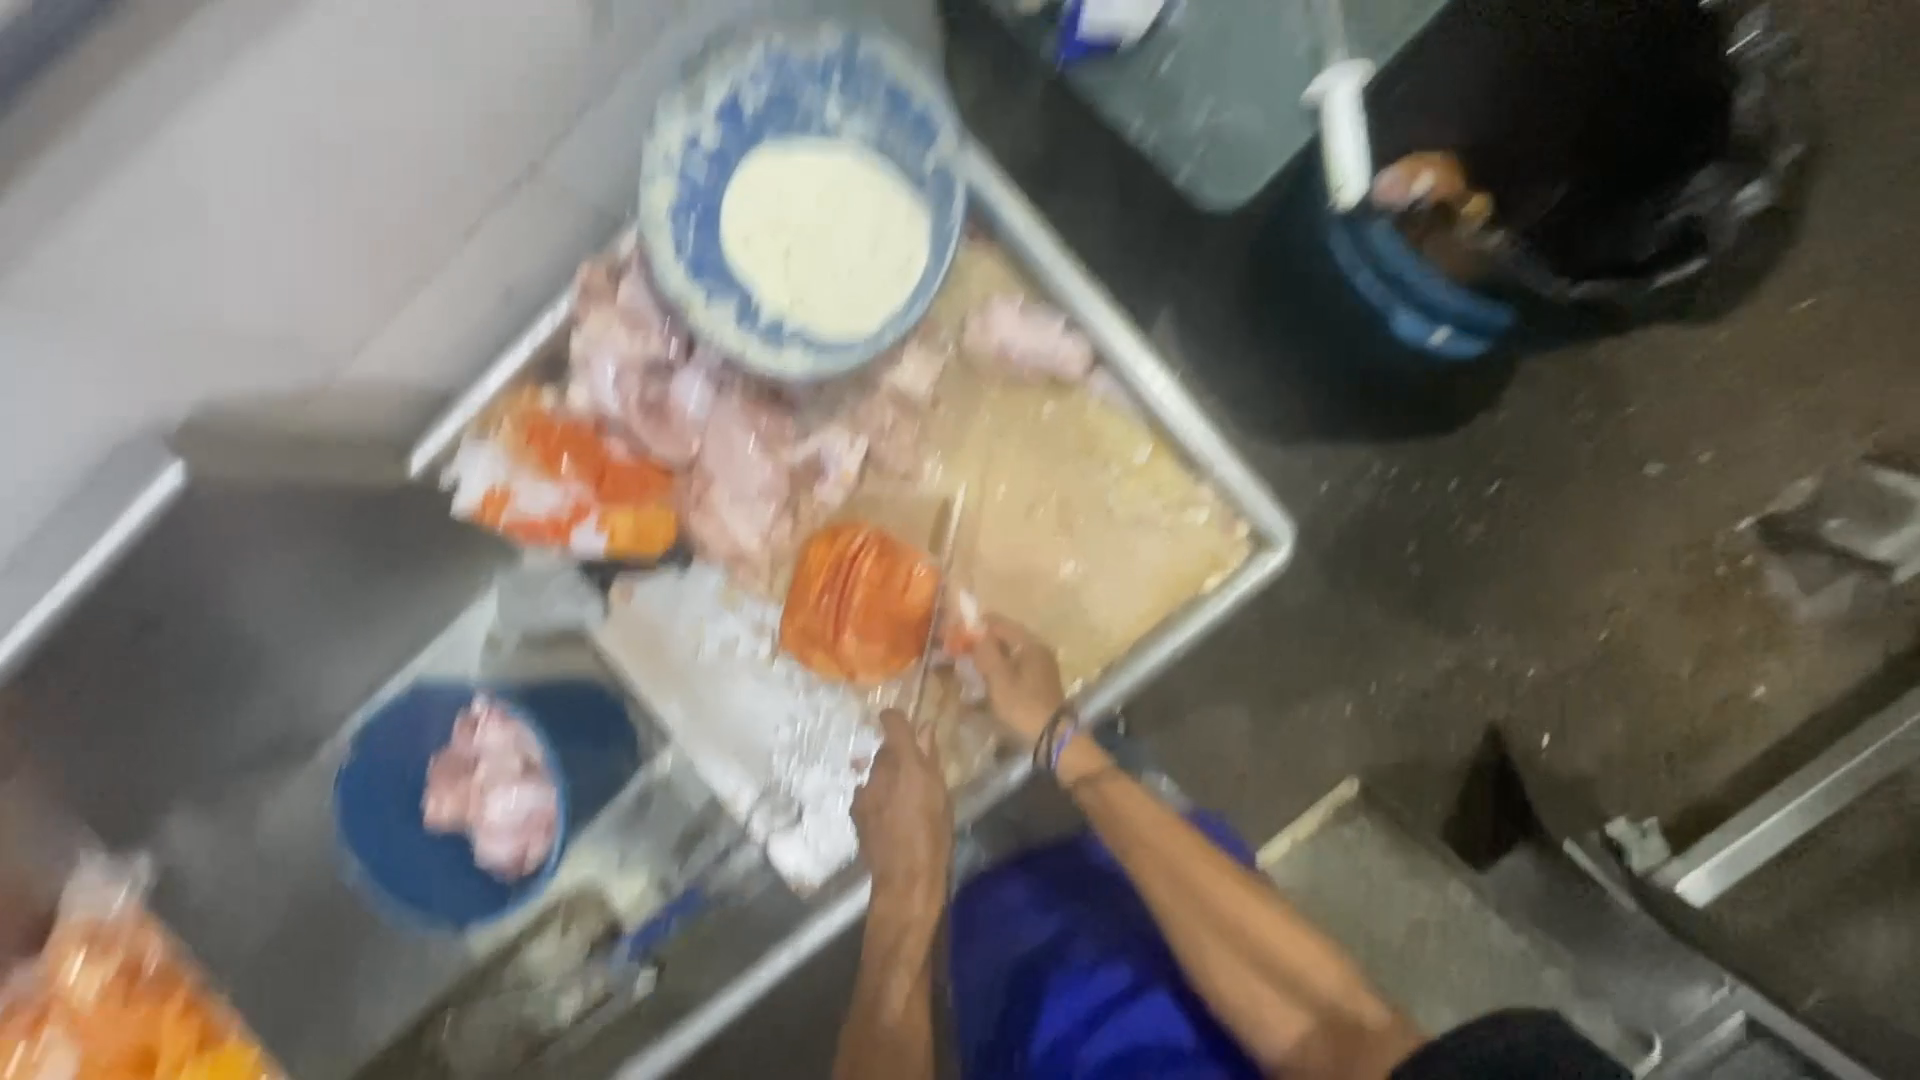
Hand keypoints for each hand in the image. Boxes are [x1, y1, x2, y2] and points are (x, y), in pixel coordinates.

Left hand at [852, 709, 951, 909]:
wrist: (906, 876)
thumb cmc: (934, 834)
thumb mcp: (942, 794)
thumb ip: (931, 758)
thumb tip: (926, 728)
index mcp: (907, 762)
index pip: (893, 722)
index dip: (895, 718)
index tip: (900, 722)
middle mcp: (881, 771)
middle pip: (885, 751)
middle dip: (897, 756)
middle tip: (914, 775)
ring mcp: (864, 791)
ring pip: (875, 773)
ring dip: (886, 779)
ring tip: (902, 801)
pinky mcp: (855, 811)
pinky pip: (867, 793)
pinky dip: (876, 797)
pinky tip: (888, 816)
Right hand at [968, 615, 1066, 746]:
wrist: (1051, 736)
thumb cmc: (1022, 705)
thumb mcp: (999, 678)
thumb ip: (987, 652)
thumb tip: (977, 633)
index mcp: (1030, 643)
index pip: (1000, 623)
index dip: (978, 626)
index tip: (958, 633)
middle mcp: (1038, 648)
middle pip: (1006, 636)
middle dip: (985, 642)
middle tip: (963, 651)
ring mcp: (1041, 664)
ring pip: (1011, 652)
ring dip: (992, 656)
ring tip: (973, 665)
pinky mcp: (1040, 680)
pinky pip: (1017, 665)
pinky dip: (1002, 668)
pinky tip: (990, 678)